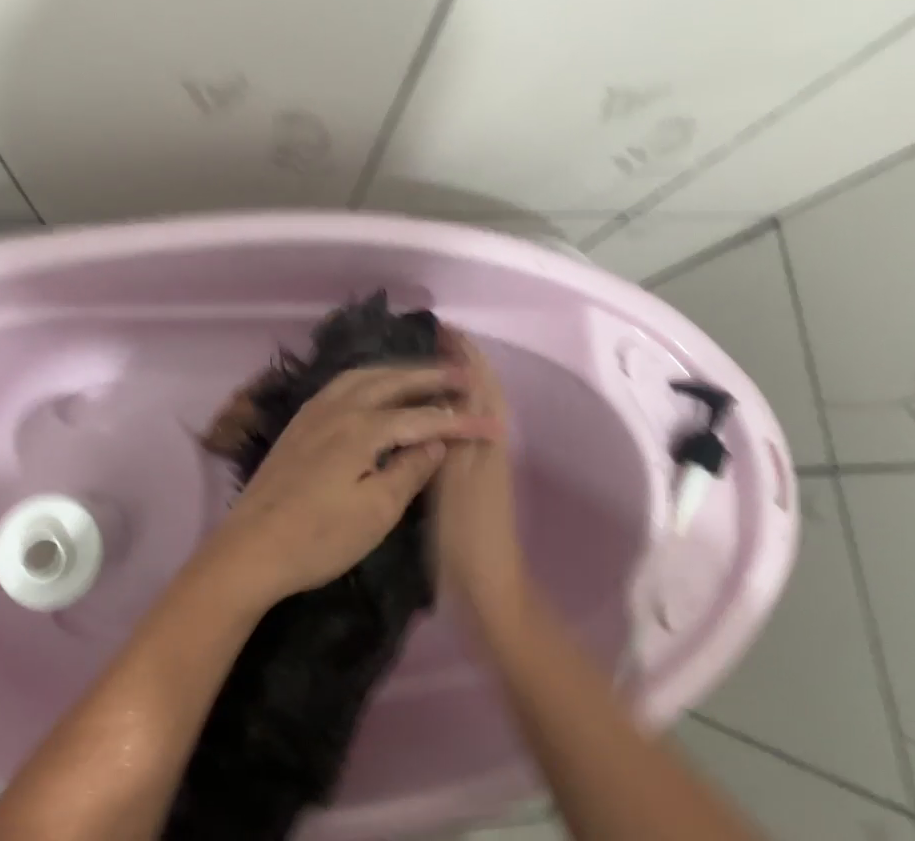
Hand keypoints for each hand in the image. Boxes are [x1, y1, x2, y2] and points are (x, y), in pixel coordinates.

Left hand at [203, 365, 498, 607]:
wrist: (249, 550)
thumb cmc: (318, 538)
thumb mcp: (375, 513)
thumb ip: (409, 471)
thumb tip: (435, 442)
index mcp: (361, 428)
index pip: (422, 418)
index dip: (459, 422)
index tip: (492, 426)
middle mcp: (337, 409)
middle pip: (391, 381)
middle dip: (430, 377)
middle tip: (463, 376)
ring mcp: (311, 414)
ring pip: (362, 377)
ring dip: (397, 372)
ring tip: (422, 375)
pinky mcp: (297, 426)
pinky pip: (340, 386)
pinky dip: (368, 380)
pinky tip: (372, 391)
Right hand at [433, 329, 526, 604]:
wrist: (486, 586)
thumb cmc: (466, 536)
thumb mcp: (454, 481)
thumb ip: (452, 434)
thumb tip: (450, 389)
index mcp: (487, 440)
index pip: (480, 383)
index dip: (465, 354)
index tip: (442, 328)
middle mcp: (489, 444)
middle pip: (480, 392)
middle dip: (462, 363)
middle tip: (430, 340)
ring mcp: (481, 463)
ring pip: (472, 410)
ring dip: (455, 384)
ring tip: (425, 368)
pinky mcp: (470, 480)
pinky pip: (461, 429)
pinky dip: (448, 411)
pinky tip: (425, 417)